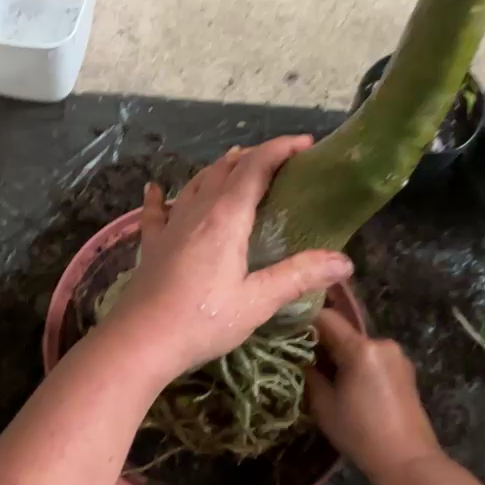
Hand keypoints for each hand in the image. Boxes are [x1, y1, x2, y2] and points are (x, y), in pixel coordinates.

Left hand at [97, 136, 353, 381]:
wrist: (140, 340)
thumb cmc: (203, 320)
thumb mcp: (257, 301)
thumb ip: (299, 276)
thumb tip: (344, 262)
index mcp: (226, 217)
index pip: (255, 167)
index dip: (280, 149)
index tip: (305, 144)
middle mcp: (197, 211)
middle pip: (226, 169)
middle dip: (254, 157)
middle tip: (280, 161)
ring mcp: (170, 225)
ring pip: (195, 183)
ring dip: (218, 170)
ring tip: (235, 165)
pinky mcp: (151, 244)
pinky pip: (156, 211)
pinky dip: (160, 196)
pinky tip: (154, 188)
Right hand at [307, 309, 444, 484]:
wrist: (408, 461)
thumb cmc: (360, 433)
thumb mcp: (324, 405)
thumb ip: (309, 374)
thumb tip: (299, 359)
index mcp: (360, 348)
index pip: (326, 317)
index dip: (304, 322)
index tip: (287, 333)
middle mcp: (381, 343)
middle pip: (344, 332)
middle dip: (323, 344)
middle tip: (303, 361)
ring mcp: (397, 356)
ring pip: (358, 346)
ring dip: (341, 356)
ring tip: (327, 378)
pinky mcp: (405, 370)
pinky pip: (373, 358)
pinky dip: (358, 365)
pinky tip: (350, 387)